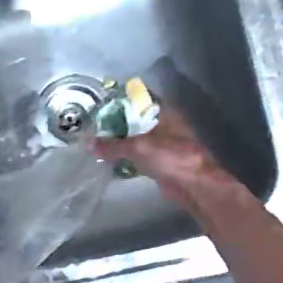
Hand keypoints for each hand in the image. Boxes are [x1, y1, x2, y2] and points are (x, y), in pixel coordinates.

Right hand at [92, 100, 238, 210]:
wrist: (194, 185)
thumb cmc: (171, 157)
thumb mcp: (138, 147)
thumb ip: (113, 145)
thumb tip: (89, 143)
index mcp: (164, 112)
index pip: (140, 98)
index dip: (121, 98)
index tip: (101, 101)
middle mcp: (164, 124)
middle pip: (137, 118)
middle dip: (117, 121)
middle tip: (94, 123)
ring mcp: (164, 143)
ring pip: (137, 137)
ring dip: (121, 140)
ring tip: (97, 140)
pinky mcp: (161, 160)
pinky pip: (139, 154)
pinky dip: (127, 155)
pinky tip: (110, 158)